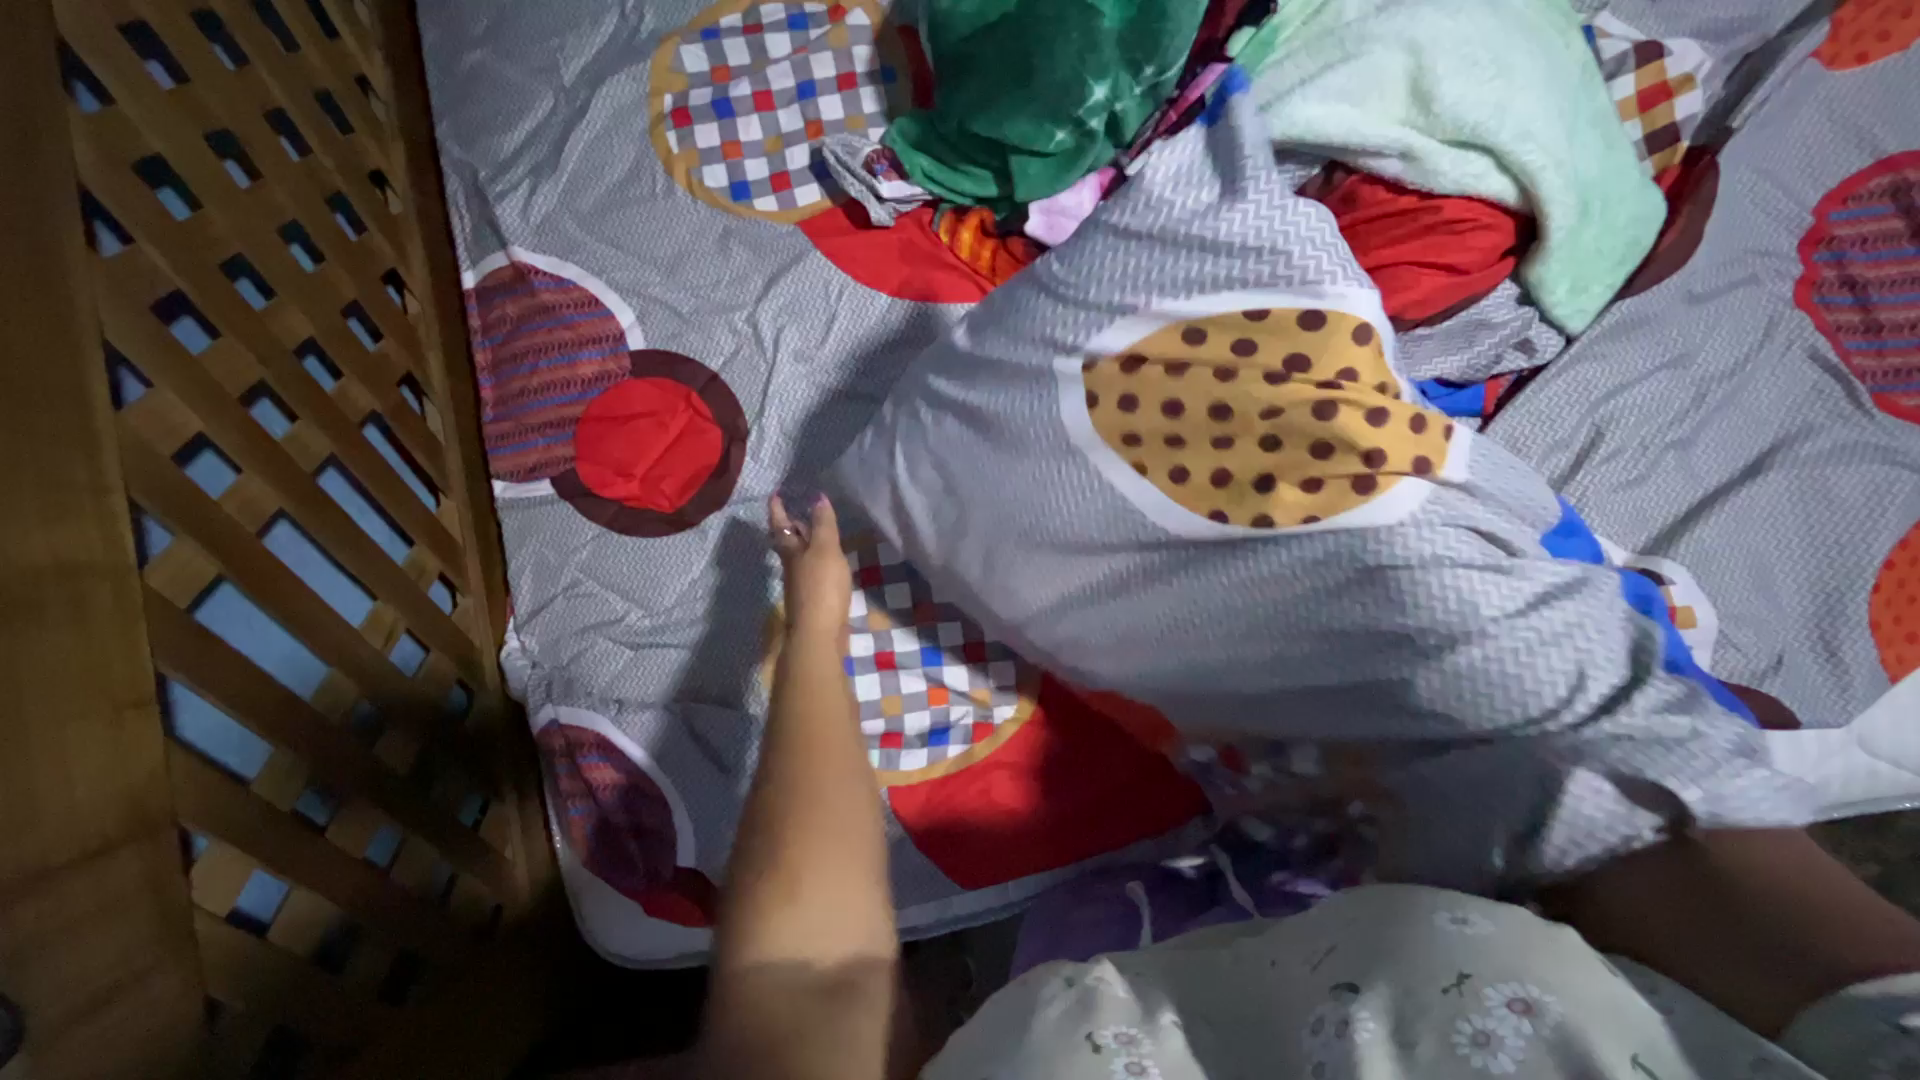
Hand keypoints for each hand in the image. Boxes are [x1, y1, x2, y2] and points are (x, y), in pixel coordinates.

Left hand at [770, 494, 852, 639]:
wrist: (819, 634)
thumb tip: (817, 497)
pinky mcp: (812, 599)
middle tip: (796, 511)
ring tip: (816, 533)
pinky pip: (812, 572)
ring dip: (805, 544)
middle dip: (791, 526)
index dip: (778, 509)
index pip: (781, 525)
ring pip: (799, 557)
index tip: (774, 495)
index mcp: (791, 551)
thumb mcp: (825, 550)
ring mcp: (800, 584)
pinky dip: (817, 562)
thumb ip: (823, 525)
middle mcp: (791, 566)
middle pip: (787, 542)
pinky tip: (828, 563)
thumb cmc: (821, 587)